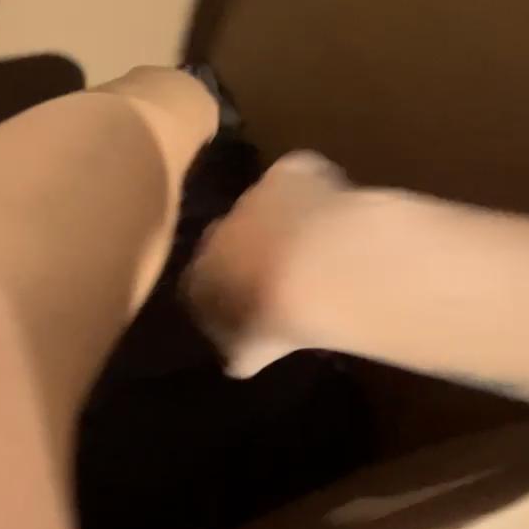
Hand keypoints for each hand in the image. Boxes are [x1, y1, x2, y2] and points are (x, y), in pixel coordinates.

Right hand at [186, 150, 351, 375]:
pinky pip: (297, 177)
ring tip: (313, 246)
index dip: (221, 293)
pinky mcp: (290, 172)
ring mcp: (251, 200)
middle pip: (224, 240)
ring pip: (260, 207)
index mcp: (195, 281)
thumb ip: (236, 350)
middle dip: (245, 251)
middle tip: (278, 272)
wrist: (311, 271)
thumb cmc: (268, 322)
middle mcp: (213, 235)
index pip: (196, 286)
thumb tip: (237, 356)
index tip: (244, 305)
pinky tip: (333, 212)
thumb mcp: (245, 355)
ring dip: (279, 222)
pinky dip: (311, 190)